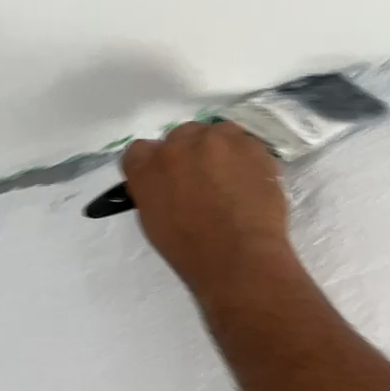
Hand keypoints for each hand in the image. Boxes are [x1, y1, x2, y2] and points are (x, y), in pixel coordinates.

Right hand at [121, 121, 299, 294]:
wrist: (239, 257)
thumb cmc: (190, 251)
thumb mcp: (153, 222)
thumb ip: (152, 192)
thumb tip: (163, 184)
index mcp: (148, 167)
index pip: (138, 152)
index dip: (151, 166)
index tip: (162, 181)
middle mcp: (179, 144)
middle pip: (178, 136)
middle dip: (185, 155)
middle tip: (198, 183)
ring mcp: (218, 140)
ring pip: (213, 133)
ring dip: (215, 151)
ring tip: (226, 180)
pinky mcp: (251, 144)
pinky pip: (242, 143)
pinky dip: (242, 158)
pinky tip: (247, 183)